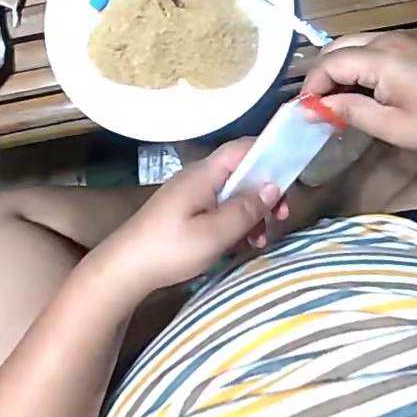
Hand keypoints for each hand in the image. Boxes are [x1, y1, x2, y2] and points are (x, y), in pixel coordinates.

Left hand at [85, 139, 286, 299]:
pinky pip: (219, 209)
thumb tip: (272, 185)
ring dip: (251, 213)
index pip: (243, 147)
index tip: (291, 177)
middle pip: (241, 172)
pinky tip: (239, 246)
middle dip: (264, 193)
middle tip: (278, 218)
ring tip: (259, 241)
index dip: (270, 153)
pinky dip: (234, 223)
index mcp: (204, 174)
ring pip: (232, 194)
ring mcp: (190, 194)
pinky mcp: (185, 212)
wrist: (125, 268)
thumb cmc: (170, 248)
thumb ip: (246, 209)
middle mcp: (198, 177)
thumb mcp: (214, 233)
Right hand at [302, 32, 416, 158]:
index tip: (305, 111)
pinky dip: (353, 65)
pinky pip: (367, 47)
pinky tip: (358, 91)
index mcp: (382, 58)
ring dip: (337, 70)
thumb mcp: (392, 127)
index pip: (330, 63)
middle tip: (318, 107)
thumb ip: (349, 112)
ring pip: (350, 45)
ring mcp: (399, 38)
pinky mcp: (408, 44)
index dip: (312, 86)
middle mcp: (387, 39)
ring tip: (335, 102)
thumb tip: (313, 109)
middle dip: (321, 76)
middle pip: (336, 48)